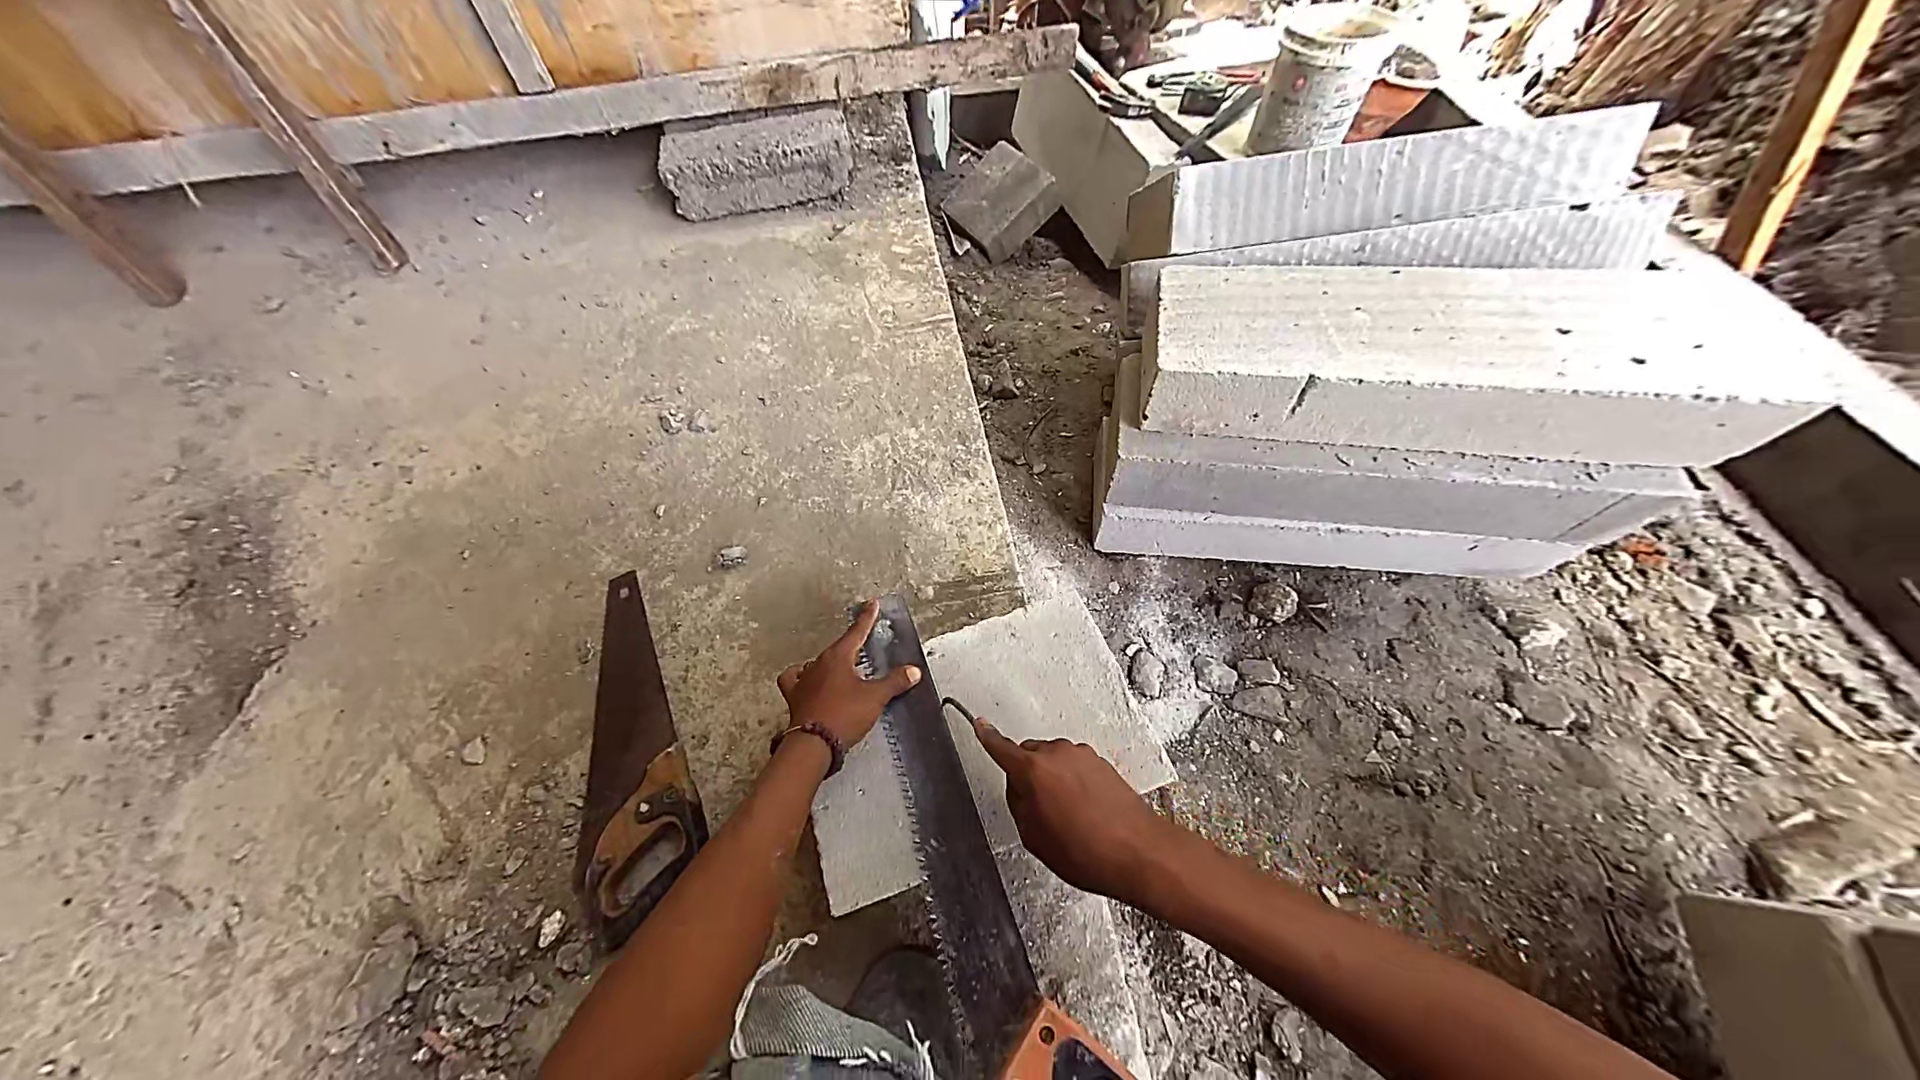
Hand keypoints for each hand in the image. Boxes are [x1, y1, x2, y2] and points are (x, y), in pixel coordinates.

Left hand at [777, 600, 920, 747]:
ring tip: (842, 670)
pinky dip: (802, 678)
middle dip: (851, 646)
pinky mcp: (795, 697)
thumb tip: (913, 671)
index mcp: (838, 657)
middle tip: (862, 646)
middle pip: (838, 648)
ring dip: (831, 665)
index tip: (871, 604)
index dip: (866, 618)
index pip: (856, 632)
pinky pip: (795, 680)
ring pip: (818, 663)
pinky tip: (808, 680)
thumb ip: (895, 682)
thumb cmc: (844, 715)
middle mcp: (818, 663)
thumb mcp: (875, 697)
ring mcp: (804, 680)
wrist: (813, 743)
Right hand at [970, 717, 1183, 908]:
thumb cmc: (1090, 851)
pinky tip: (1086, 814)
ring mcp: (1083, 756)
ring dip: (1054, 782)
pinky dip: (1074, 784)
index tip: (980, 725)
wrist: (1139, 852)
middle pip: (1029, 756)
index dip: (987, 736)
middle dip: (1028, 777)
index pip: (1001, 748)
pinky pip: (1076, 768)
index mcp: (1034, 769)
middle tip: (1039, 812)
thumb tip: (1019, 788)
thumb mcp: (1034, 836)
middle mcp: (1058, 754)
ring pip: (1054, 762)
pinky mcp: (1101, 763)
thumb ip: (1018, 803)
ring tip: (1069, 819)